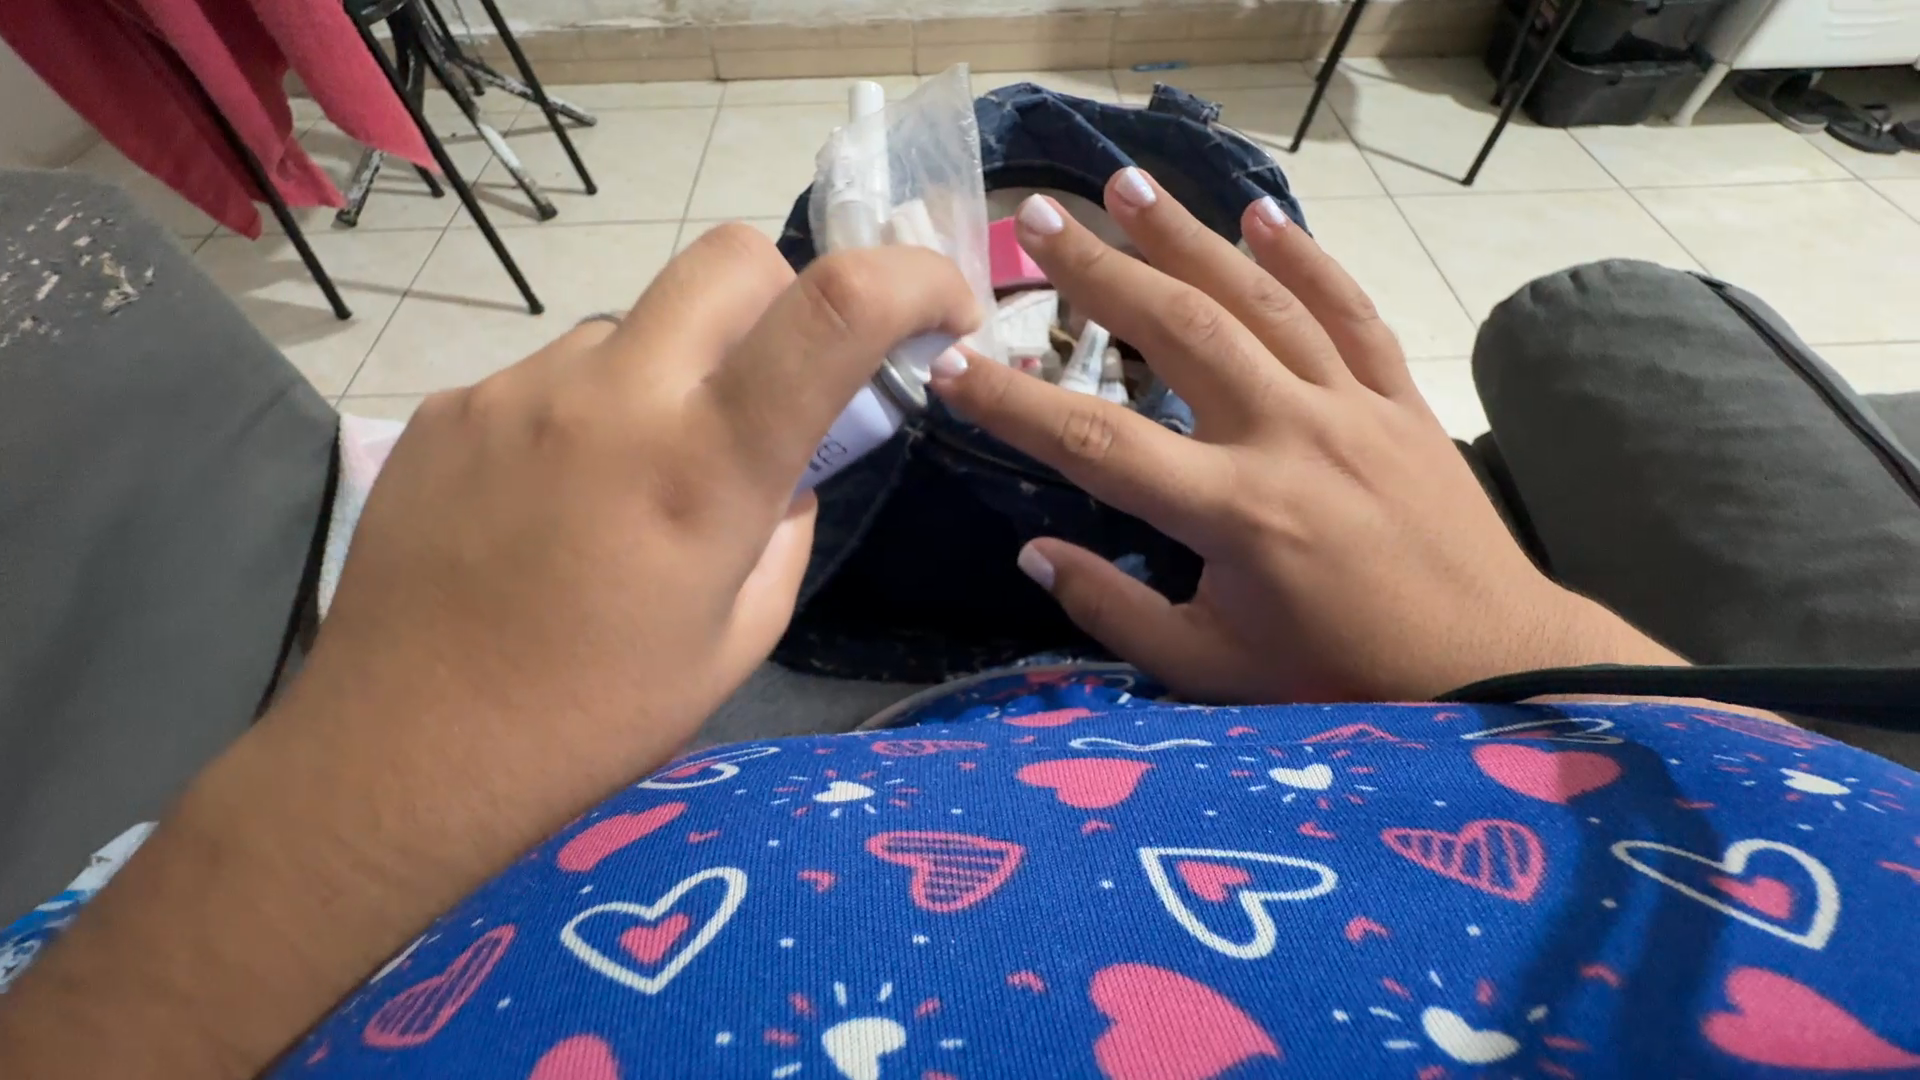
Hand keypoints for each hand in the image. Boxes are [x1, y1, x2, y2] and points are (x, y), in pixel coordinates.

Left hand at [0, 225, 978, 1078]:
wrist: (406, 754)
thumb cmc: (604, 713)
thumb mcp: (745, 631)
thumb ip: (789, 522)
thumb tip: (790, 462)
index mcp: (709, 465)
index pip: (835, 310)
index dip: (915, 279)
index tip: (946, 314)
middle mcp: (615, 395)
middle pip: (734, 257)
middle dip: (791, 299)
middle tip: (783, 388)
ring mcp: (521, 387)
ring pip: (643, 325)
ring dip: (682, 372)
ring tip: (650, 478)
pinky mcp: (455, 403)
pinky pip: (565, 373)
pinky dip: (603, 410)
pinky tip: (569, 498)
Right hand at [931, 170, 1680, 703]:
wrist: (1490, 670)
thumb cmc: (1334, 679)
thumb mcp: (1206, 667)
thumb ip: (1112, 608)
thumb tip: (1033, 554)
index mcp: (1232, 512)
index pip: (1097, 443)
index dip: (1015, 402)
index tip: (952, 363)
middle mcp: (1288, 437)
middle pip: (1178, 331)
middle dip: (1096, 269)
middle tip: (1035, 217)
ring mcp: (1353, 409)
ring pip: (1260, 300)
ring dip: (1186, 236)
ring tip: (1127, 186)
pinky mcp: (1402, 403)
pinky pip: (1351, 314)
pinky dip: (1307, 259)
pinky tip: (1262, 216)